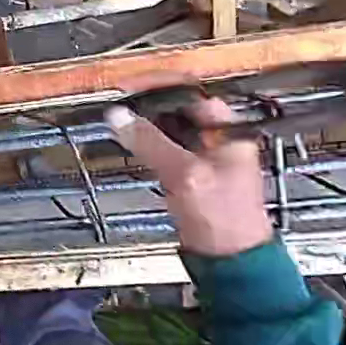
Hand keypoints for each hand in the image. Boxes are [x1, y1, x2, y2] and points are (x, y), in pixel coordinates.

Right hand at [104, 96, 271, 257]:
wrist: (229, 258)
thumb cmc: (221, 217)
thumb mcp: (183, 173)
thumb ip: (149, 141)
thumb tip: (118, 116)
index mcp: (228, 130)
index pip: (189, 92)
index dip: (156, 86)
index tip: (126, 87)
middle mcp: (218, 137)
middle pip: (176, 106)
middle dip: (144, 103)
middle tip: (116, 104)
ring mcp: (204, 154)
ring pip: (167, 125)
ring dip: (142, 121)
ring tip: (118, 120)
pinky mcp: (190, 171)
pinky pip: (163, 144)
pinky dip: (145, 139)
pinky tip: (129, 141)